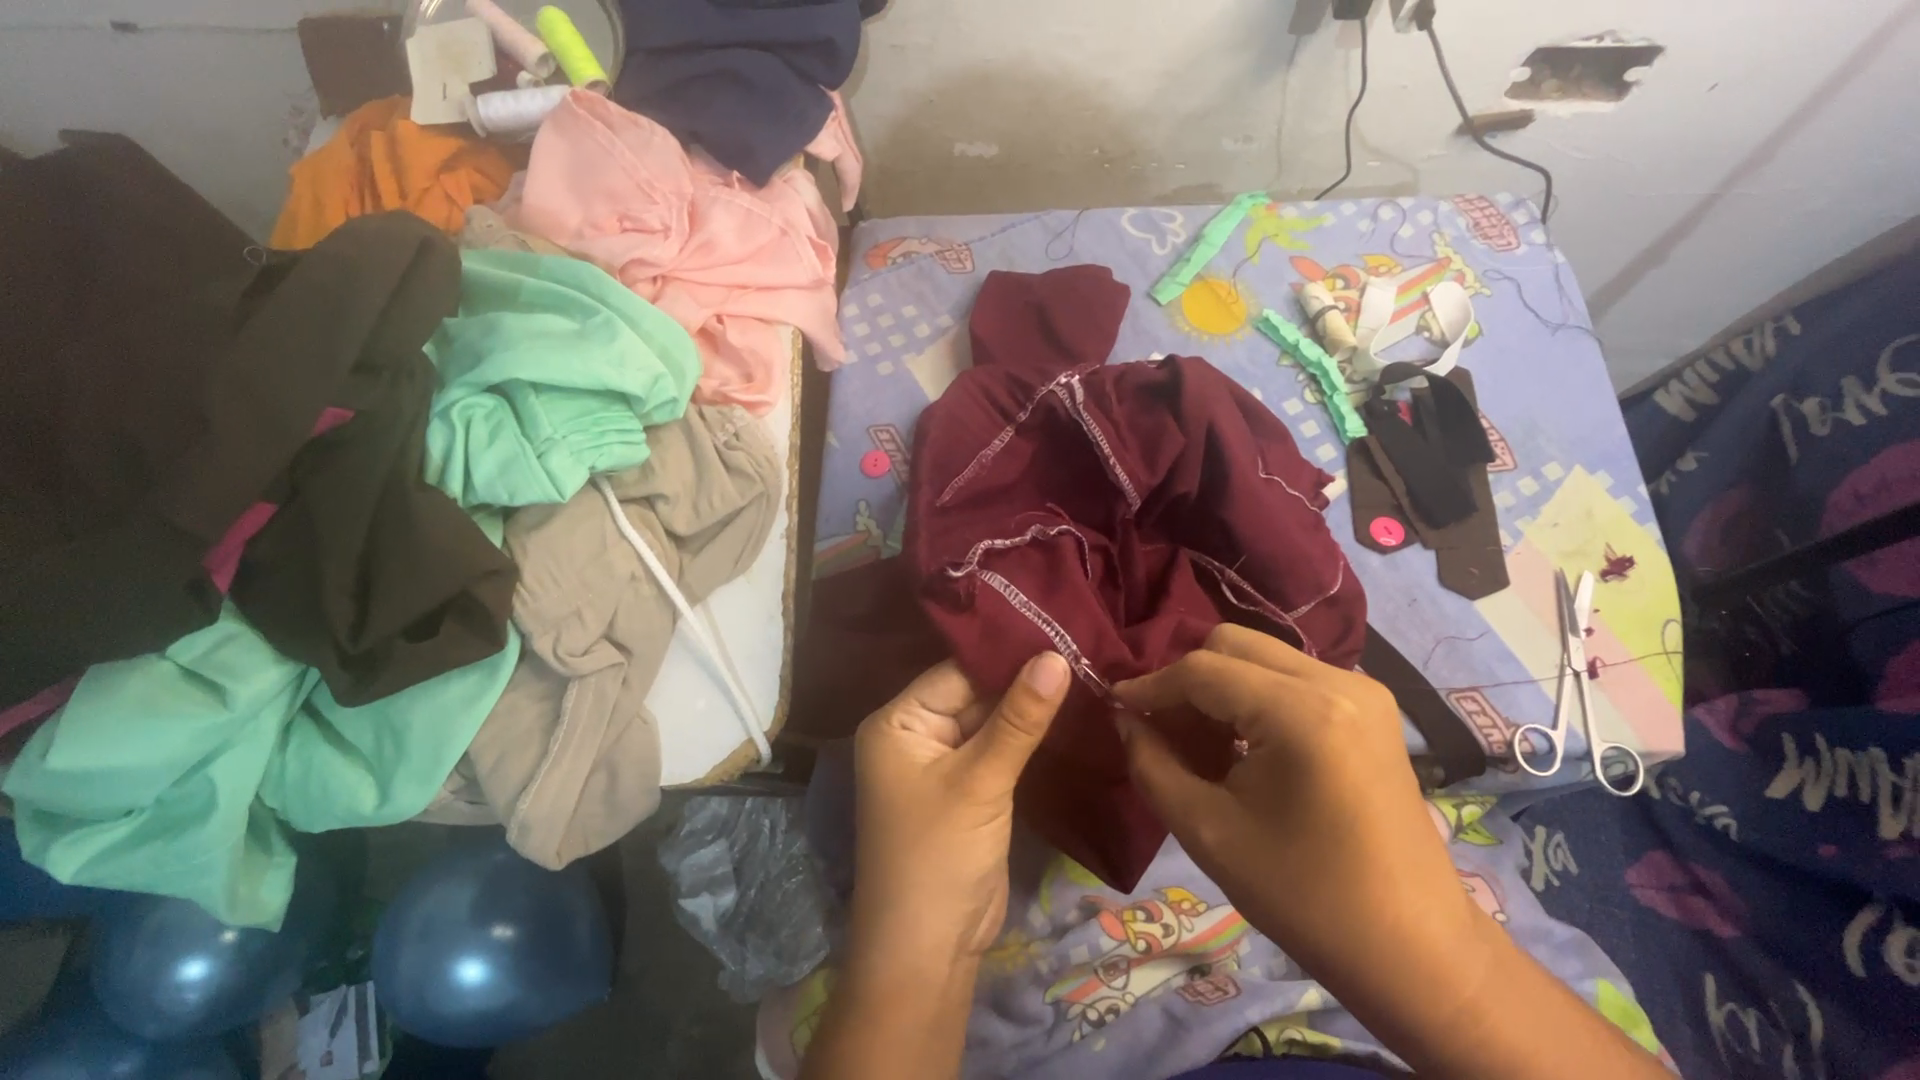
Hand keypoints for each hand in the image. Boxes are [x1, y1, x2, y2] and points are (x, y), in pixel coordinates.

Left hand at [850, 653, 1069, 959]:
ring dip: (1030, 709)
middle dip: (1023, 679)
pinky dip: (1027, 739)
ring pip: (991, 723)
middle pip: (974, 695)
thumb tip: (1056, 656)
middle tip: (1083, 645)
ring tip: (1087, 669)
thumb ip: (1019, 719)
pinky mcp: (968, 792)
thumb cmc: (939, 856)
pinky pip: (998, 752)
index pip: (956, 672)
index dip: (1007, 653)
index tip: (1061, 628)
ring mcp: (942, 766)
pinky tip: (1070, 714)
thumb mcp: (980, 782)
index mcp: (897, 723)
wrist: (929, 950)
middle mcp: (915, 736)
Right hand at [1112, 625, 1483, 1003]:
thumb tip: (1123, 718)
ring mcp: (1363, 691)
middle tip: (1160, 729)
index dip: (1150, 686)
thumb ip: (1152, 764)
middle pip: (1234, 645)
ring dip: (1220, 687)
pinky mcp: (1372, 708)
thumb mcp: (1208, 832)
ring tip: (1198, 743)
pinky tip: (1241, 745)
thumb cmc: (1304, 896)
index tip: (1115, 708)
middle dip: (1186, 680)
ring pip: (1263, 656)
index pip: (1203, 670)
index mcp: (1302, 712)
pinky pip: (1292, 677)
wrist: (1412, 946)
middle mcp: (1338, 681)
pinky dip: (1254, 697)